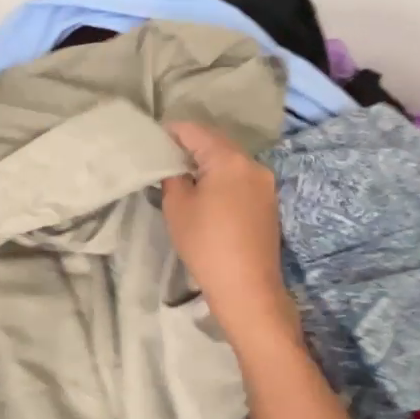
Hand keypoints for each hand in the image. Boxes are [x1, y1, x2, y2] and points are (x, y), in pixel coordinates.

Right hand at [160, 122, 298, 343]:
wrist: (246, 287)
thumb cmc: (206, 243)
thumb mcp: (177, 206)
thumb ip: (173, 176)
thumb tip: (174, 166)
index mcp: (229, 160)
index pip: (195, 131)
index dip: (170, 132)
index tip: (151, 141)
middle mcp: (252, 164)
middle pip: (216, 142)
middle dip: (189, 145)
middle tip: (162, 156)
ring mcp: (264, 183)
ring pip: (229, 160)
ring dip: (206, 162)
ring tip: (180, 174)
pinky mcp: (268, 201)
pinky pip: (239, 177)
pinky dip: (220, 177)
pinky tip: (204, 192)